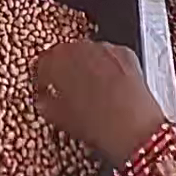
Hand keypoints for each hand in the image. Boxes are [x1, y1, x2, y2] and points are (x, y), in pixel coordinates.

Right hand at [34, 41, 168, 164]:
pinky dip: (107, 65)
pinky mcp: (125, 52)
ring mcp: (103, 47)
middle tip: (65, 88)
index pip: (42, 62)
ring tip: (90, 88)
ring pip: (88, 52)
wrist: (134, 128)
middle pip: (64, 53)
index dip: (41, 77)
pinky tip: (110, 84)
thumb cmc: (96, 124)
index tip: (43, 88)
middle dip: (63, 69)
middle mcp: (79, 48)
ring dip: (85, 65)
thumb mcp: (60, 119)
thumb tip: (43, 101)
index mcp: (57, 61)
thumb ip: (45, 104)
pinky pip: (109, 55)